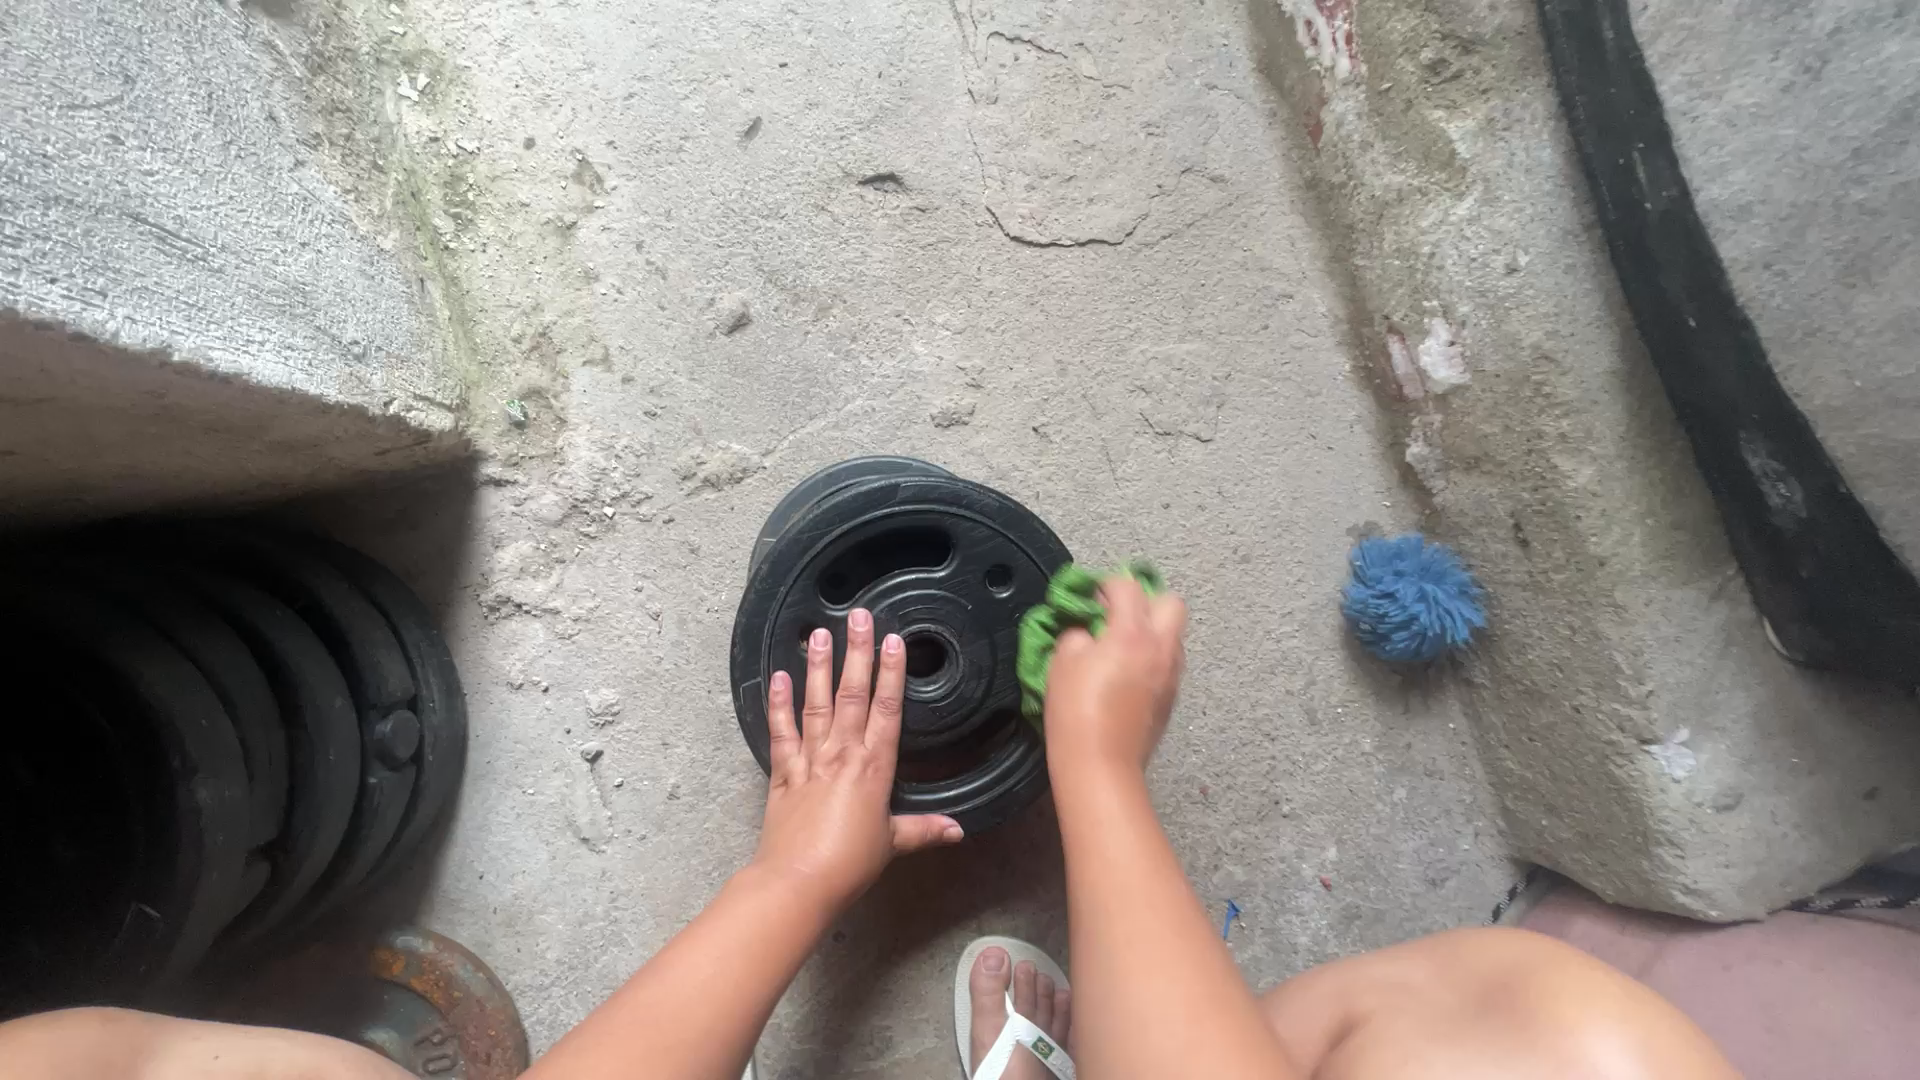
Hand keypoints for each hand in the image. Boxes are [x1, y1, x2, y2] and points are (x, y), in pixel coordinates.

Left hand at [751, 608, 963, 912]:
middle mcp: (843, 753)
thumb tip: (959, 830)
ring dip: (819, 667)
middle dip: (857, 653)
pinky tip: (779, 676)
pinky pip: (781, 731)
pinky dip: (778, 703)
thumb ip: (924, 830)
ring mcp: (810, 759)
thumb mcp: (892, 843)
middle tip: (858, 617)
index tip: (893, 640)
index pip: (887, 709)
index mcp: (875, 766)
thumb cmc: (850, 863)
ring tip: (820, 633)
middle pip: (853, 694)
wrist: (798, 883)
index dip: (891, 672)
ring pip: (817, 704)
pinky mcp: (782, 772)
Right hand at [1043, 575, 1187, 778]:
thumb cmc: (1076, 711)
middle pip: (1170, 602)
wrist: (1100, 764)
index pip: (1128, 587)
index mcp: (1132, 633)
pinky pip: (1169, 660)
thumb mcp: (1062, 660)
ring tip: (1121, 643)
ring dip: (1152, 628)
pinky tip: (1127, 671)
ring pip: (1174, 632)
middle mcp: (1160, 648)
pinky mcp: (1171, 697)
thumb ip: (1076, 632)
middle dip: (1145, 600)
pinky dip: (1153, 655)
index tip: (1090, 595)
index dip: (1106, 584)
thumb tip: (1085, 629)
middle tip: (1116, 613)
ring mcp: (1171, 674)